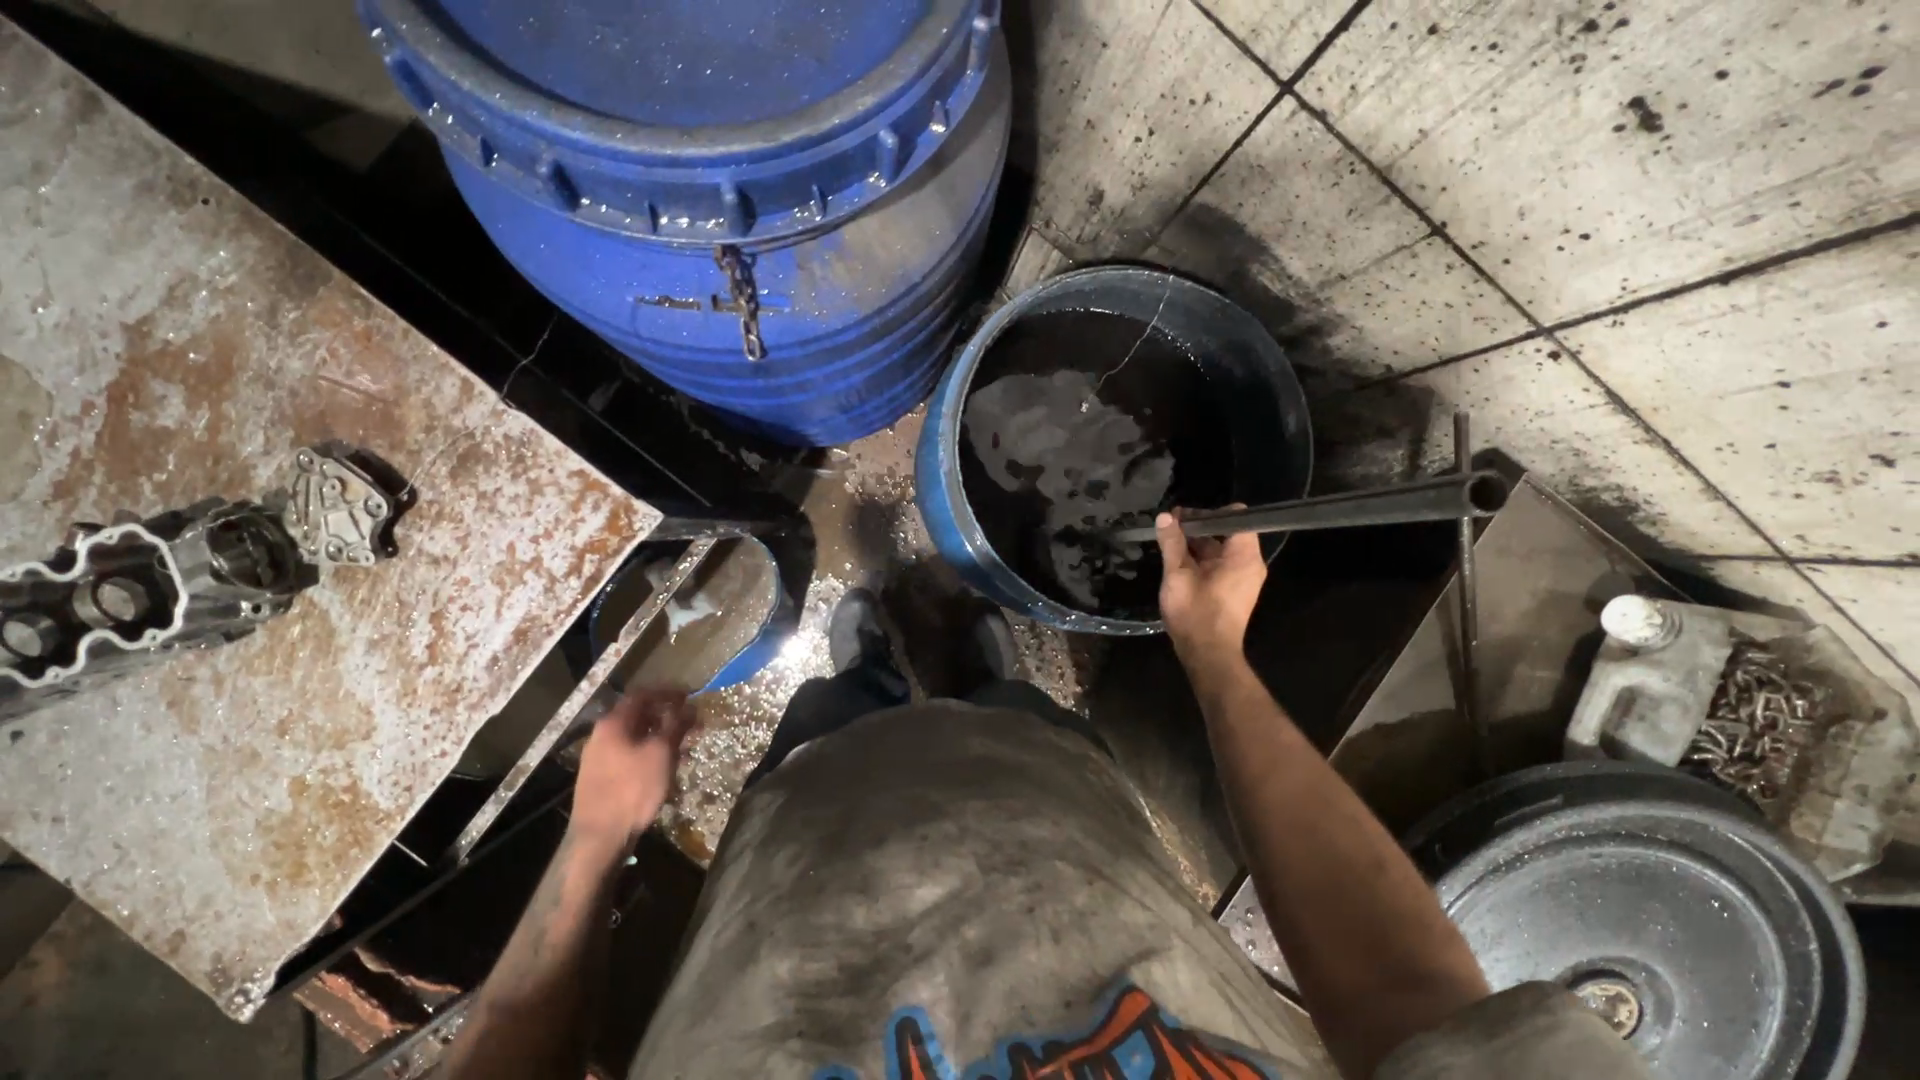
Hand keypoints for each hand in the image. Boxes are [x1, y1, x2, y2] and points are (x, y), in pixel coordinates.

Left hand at [569, 687, 696, 850]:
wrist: (600, 836)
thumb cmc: (633, 789)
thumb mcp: (661, 753)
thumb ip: (676, 726)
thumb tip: (689, 707)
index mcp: (613, 723)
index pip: (642, 695)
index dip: (668, 692)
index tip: (690, 696)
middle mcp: (602, 735)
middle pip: (639, 716)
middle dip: (668, 717)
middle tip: (693, 725)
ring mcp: (599, 757)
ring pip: (636, 737)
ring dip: (661, 737)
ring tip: (685, 748)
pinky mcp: (602, 777)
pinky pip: (630, 755)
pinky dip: (650, 753)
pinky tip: (666, 767)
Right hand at [1156, 507, 1265, 665]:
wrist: (1208, 655)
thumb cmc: (1195, 612)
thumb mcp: (1178, 575)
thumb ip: (1172, 543)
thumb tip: (1164, 517)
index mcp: (1243, 556)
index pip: (1236, 517)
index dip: (1209, 512)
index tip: (1183, 516)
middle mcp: (1249, 564)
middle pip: (1226, 532)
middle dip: (1198, 526)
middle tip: (1169, 525)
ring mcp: (1243, 579)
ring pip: (1219, 550)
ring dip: (1196, 544)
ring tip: (1168, 541)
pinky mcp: (1233, 591)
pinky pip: (1219, 566)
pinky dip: (1201, 560)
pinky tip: (1177, 561)